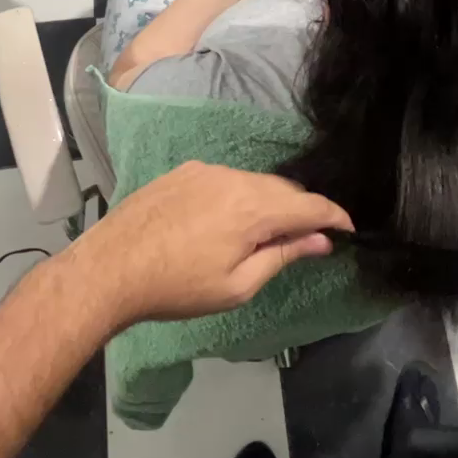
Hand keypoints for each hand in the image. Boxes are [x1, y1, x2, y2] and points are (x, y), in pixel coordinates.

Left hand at [60, 162, 351, 325]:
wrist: (109, 268)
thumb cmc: (177, 287)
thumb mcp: (237, 285)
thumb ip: (283, 256)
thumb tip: (320, 241)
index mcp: (253, 208)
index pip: (310, 205)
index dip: (335, 216)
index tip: (348, 229)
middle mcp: (235, 178)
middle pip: (285, 189)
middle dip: (303, 211)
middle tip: (308, 239)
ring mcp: (207, 170)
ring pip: (256, 182)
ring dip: (270, 203)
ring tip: (265, 234)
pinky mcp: (185, 171)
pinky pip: (228, 178)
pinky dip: (241, 195)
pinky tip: (228, 220)